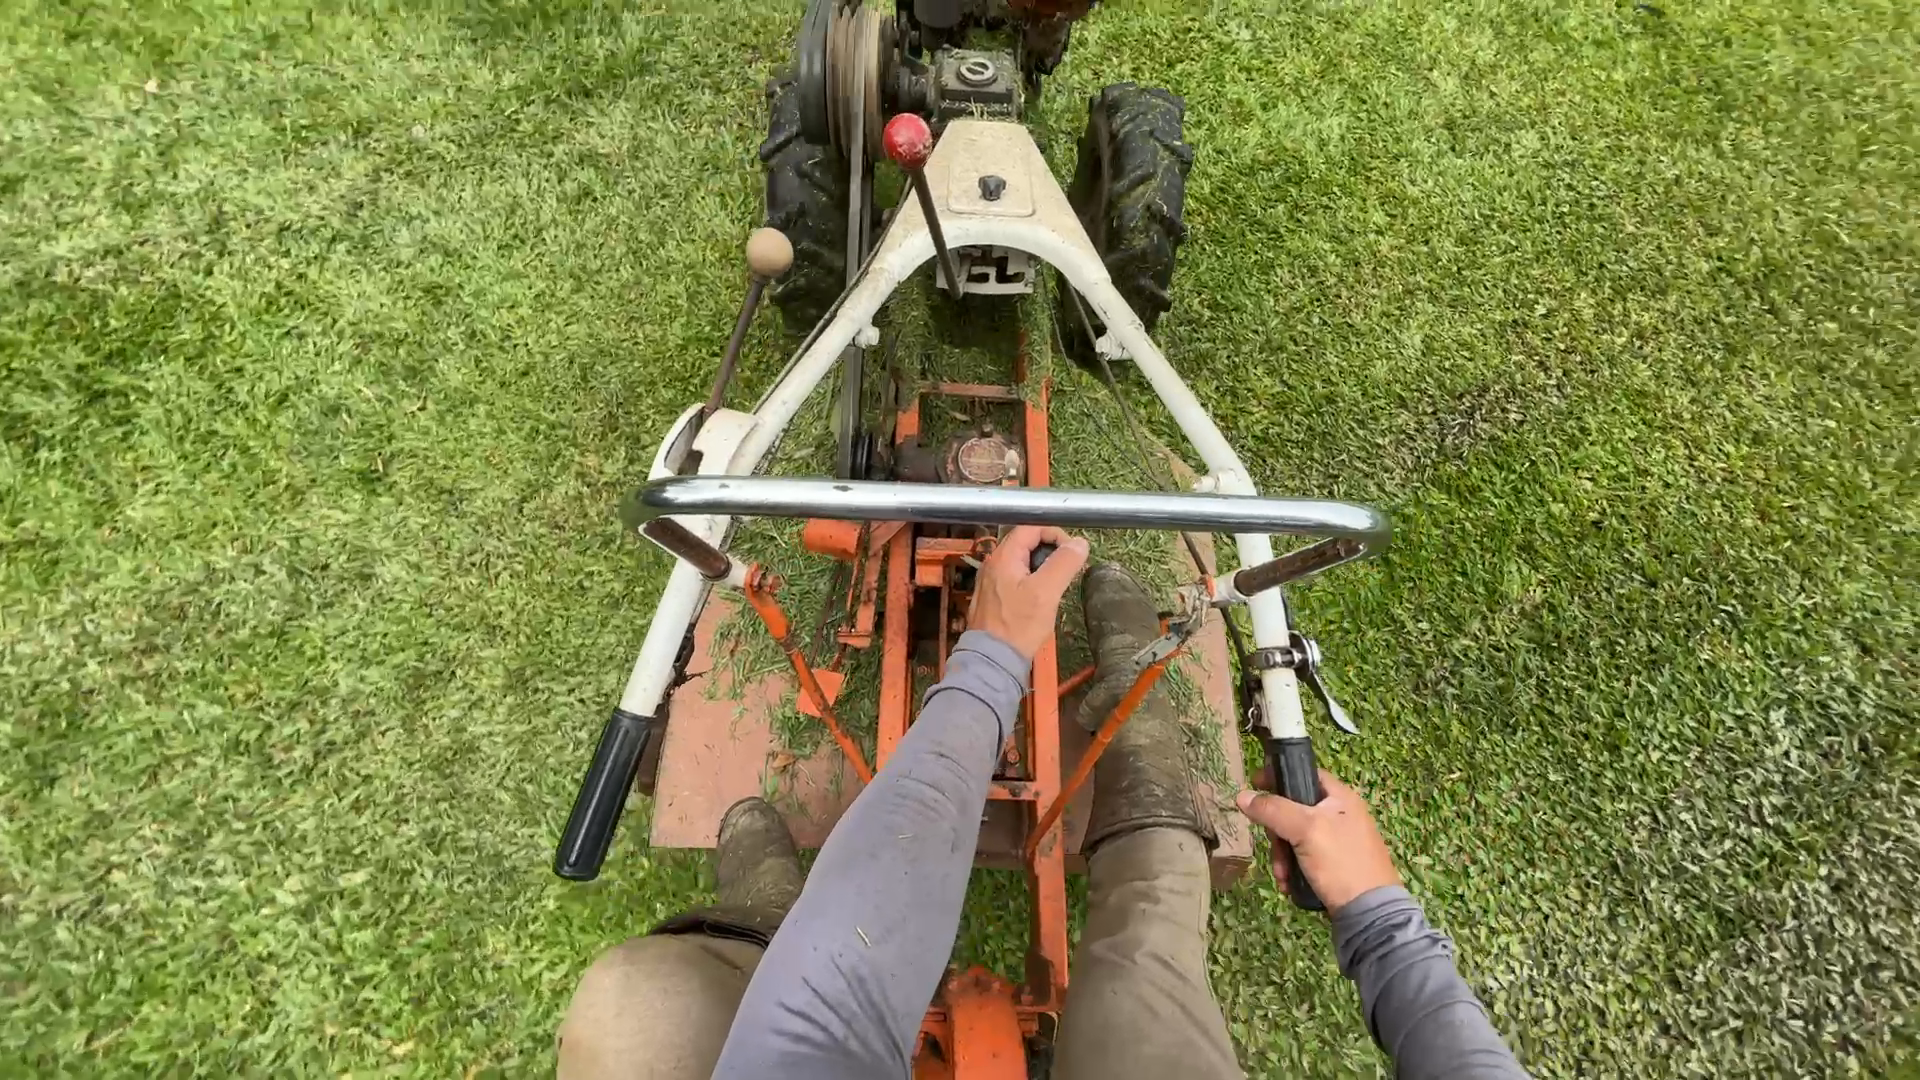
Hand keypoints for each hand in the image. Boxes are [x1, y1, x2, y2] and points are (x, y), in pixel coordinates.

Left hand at [966, 526, 1089, 659]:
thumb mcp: (1046, 592)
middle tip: (1068, 566)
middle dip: (1050, 550)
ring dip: (1043, 567)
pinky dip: (1032, 580)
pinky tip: (1042, 597)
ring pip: (1022, 562)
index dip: (1054, 533)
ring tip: (1058, 583)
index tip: (1072, 550)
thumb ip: (1063, 564)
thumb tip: (1079, 543)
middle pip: (1025, 543)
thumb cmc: (1018, 626)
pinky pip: (1016, 578)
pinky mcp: (994, 597)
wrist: (993, 659)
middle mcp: (993, 564)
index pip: (1030, 528)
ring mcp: (991, 581)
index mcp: (1003, 557)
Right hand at [1235, 769, 1400, 914]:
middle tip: (1274, 842)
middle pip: (1293, 808)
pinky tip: (1289, 882)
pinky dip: (1292, 867)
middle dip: (1276, 829)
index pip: (1303, 774)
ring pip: (1294, 835)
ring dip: (1281, 853)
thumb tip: (1242, 797)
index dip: (1278, 777)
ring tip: (1282, 872)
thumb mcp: (1305, 829)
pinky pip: (1302, 856)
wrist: (1371, 915)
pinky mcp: (1334, 864)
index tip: (1255, 787)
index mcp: (1341, 798)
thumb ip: (1272, 809)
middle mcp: (1340, 815)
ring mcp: (1337, 841)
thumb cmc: (1341, 862)